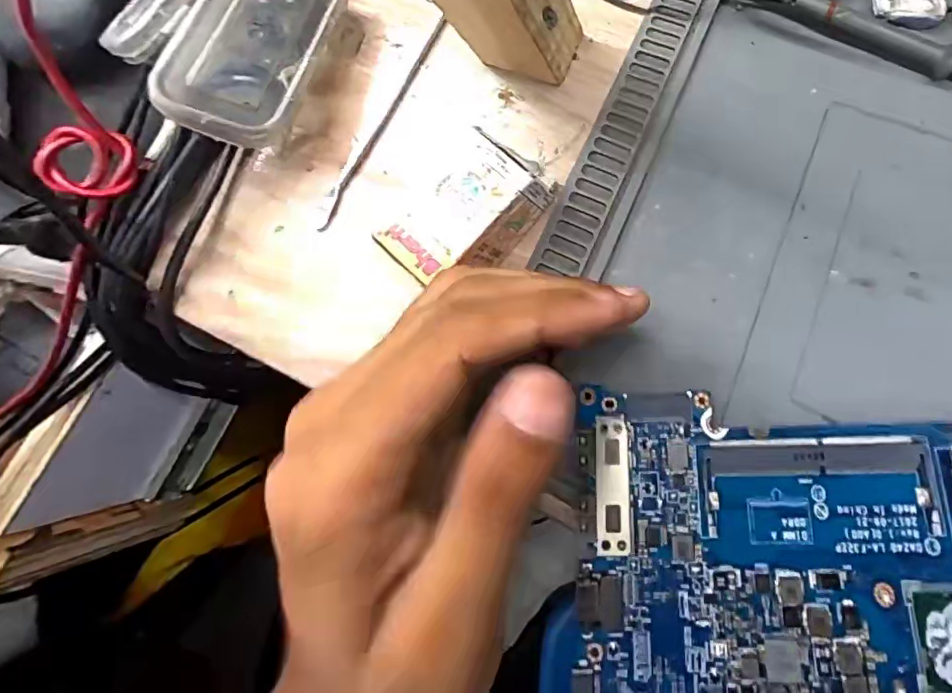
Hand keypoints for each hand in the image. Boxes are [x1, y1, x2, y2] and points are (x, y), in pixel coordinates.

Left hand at [266, 268, 647, 692]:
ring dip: (526, 299)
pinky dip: (507, 319)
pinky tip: (551, 331)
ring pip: (445, 307)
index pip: (448, 341)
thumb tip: (548, 381)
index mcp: (342, 462)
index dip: (539, 311)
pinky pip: (445, 333)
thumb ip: (495, 496)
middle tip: (619, 306)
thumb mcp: (456, 612)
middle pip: (446, 311)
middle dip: (543, 297)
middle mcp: (332, 413)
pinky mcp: (373, 404)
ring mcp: (348, 402)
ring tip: (596, 311)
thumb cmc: (401, 673)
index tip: (615, 308)